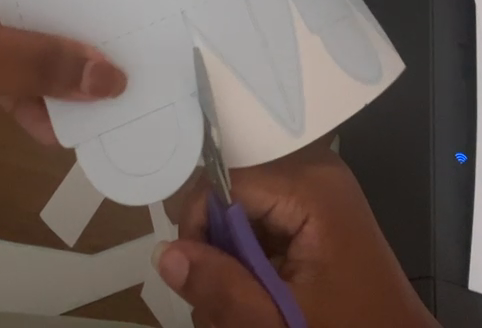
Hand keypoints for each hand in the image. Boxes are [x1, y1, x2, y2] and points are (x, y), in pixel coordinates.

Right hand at [156, 146, 437, 327]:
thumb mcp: (281, 324)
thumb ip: (222, 289)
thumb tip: (164, 254)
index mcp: (310, 183)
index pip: (225, 177)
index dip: (200, 222)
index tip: (197, 273)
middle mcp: (314, 169)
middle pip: (232, 188)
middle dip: (216, 244)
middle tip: (222, 299)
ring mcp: (317, 186)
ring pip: (243, 205)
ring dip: (231, 255)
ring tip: (243, 304)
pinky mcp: (315, 207)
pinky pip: (262, 216)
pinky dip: (250, 255)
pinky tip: (258, 292)